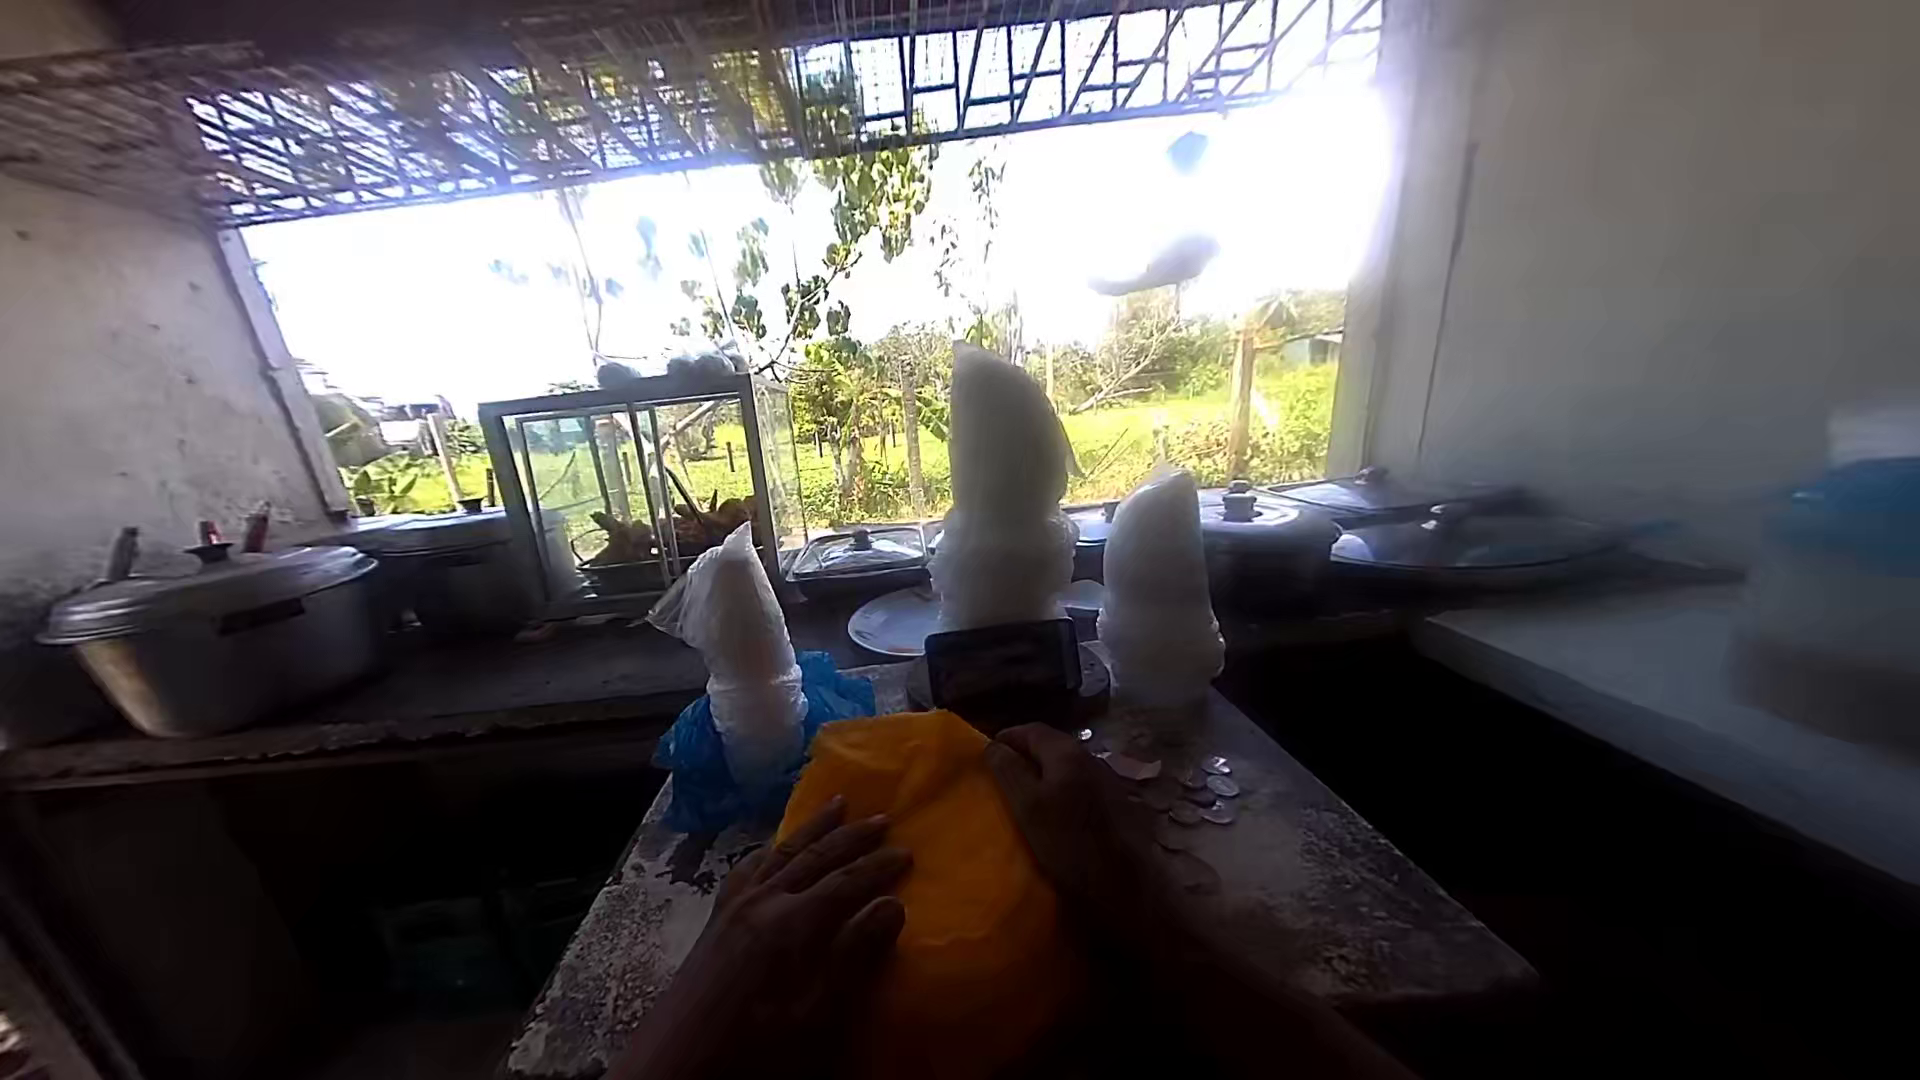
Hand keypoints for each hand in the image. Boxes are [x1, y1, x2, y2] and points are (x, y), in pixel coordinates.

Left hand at [610, 797, 911, 1079]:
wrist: (670, 1075)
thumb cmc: (752, 1053)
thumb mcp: (813, 1019)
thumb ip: (853, 958)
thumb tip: (893, 904)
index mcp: (792, 924)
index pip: (847, 882)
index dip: (879, 866)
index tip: (907, 851)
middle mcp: (765, 899)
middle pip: (818, 855)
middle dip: (853, 835)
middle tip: (883, 817)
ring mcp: (737, 903)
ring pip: (785, 849)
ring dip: (816, 825)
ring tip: (838, 803)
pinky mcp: (717, 916)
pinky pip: (749, 866)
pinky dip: (771, 848)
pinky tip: (775, 845)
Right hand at [985, 723, 1170, 941]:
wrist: (1128, 887)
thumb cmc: (1070, 842)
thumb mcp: (1027, 807)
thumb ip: (1008, 771)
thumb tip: (993, 745)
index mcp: (1067, 752)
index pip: (1030, 730)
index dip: (1007, 738)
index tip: (988, 753)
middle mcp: (1091, 757)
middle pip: (1051, 746)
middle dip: (1025, 756)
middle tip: (1003, 775)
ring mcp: (1108, 780)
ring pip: (1067, 767)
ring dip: (1045, 774)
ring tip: (1026, 795)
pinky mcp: (1119, 803)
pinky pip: (1082, 785)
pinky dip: (1063, 790)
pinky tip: (1057, 812)